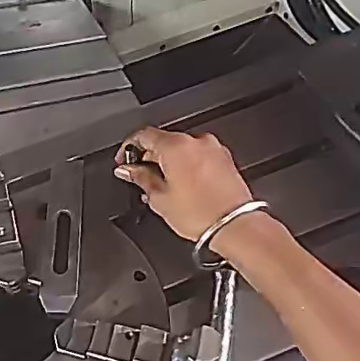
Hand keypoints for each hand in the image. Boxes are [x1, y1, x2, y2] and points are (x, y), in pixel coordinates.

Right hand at [114, 127, 257, 245]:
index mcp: (176, 146)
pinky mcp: (225, 160)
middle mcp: (196, 141)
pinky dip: (187, 167)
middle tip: (139, 177)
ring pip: (182, 150)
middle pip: (164, 141)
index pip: (143, 135)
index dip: (128, 148)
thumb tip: (129, 170)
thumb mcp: (160, 199)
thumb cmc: (202, 214)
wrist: (235, 226)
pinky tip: (182, 187)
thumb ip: (141, 178)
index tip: (124, 160)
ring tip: (162, 188)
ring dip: (169, 163)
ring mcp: (213, 149)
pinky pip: (198, 157)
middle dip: (149, 157)